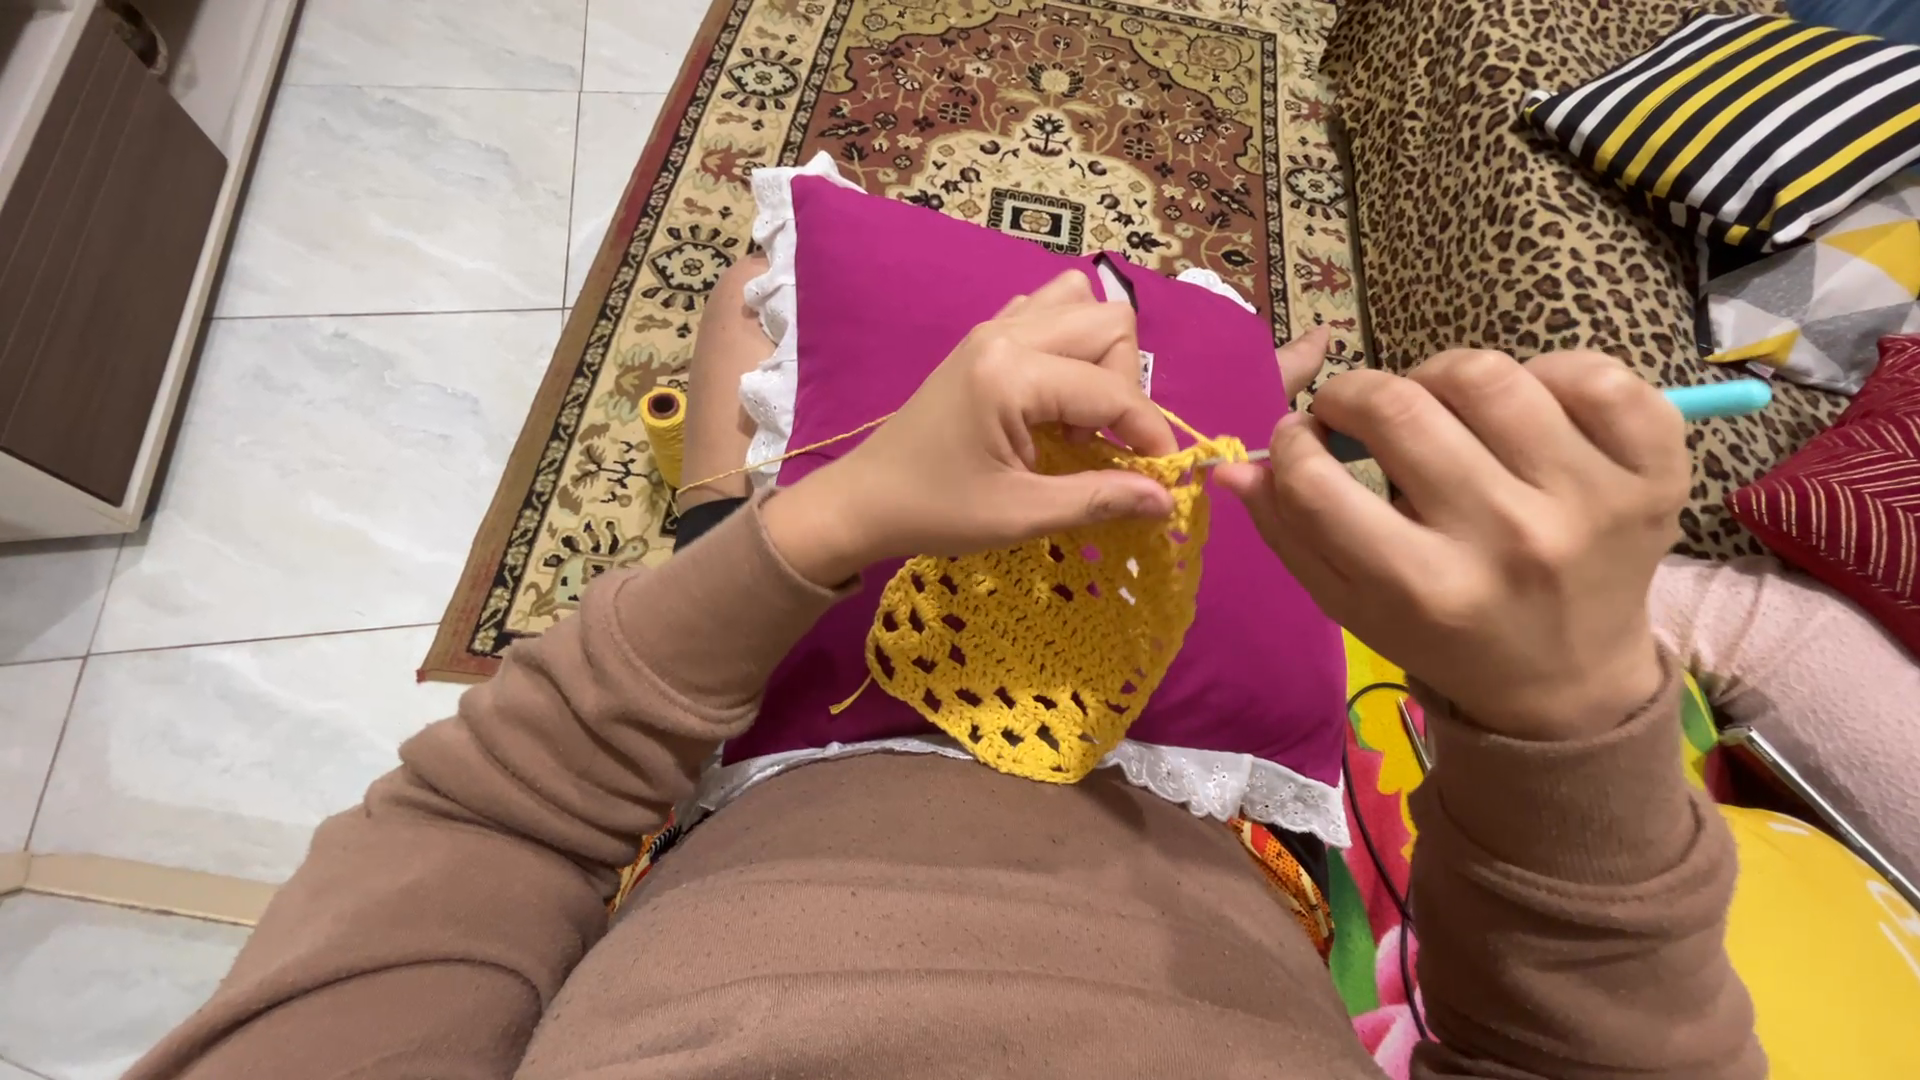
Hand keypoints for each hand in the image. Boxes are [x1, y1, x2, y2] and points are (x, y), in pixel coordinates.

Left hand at [764, 270, 1177, 583]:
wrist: (865, 500)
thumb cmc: (935, 512)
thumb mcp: (1020, 515)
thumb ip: (1099, 499)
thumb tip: (1168, 498)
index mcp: (1010, 374)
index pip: (1112, 390)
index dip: (1149, 434)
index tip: (1160, 477)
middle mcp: (1004, 333)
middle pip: (1111, 323)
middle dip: (1126, 386)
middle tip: (1099, 444)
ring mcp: (990, 328)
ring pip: (1081, 304)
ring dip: (1099, 356)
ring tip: (1074, 414)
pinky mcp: (981, 338)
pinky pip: (1045, 311)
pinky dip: (1068, 344)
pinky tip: (1051, 395)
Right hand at [1216, 350, 1686, 740]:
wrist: (1564, 681)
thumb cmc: (1434, 636)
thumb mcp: (1343, 601)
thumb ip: (1285, 531)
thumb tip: (1232, 466)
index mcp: (1419, 585)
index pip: (1317, 481)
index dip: (1290, 442)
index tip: (1297, 439)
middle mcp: (1507, 540)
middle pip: (1397, 407)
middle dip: (1348, 394)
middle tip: (1348, 412)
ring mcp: (1593, 500)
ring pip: (1486, 375)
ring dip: (1432, 376)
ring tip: (1430, 406)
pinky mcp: (1657, 473)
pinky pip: (1592, 373)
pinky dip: (1541, 373)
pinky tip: (1518, 409)